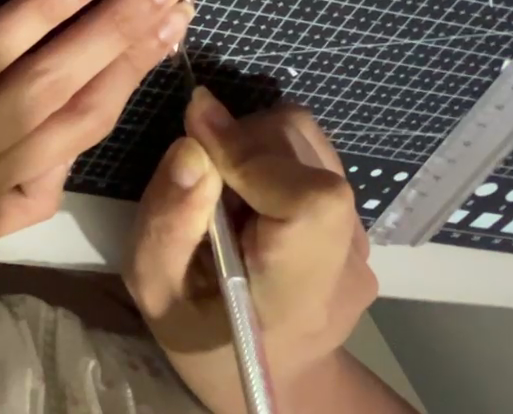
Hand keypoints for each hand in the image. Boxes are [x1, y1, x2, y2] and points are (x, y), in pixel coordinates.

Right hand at [128, 89, 378, 413]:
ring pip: (308, 142)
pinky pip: (310, 156)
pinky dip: (266, 153)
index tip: (193, 135)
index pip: (312, 198)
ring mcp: (360, 240)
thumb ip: (167, 221)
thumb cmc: (196, 333)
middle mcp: (346, 259)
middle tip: (196, 173)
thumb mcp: (153, 286)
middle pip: (304, 153)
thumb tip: (191, 147)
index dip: (249, 154)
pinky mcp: (353, 224)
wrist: (264, 377)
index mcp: (298, 289)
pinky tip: (243, 194)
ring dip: (252, 143)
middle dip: (239, 140)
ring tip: (220, 188)